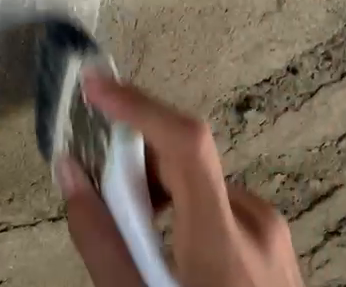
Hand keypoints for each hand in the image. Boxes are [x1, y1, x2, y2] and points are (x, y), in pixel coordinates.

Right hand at [58, 74, 303, 286]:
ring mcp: (274, 240)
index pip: (184, 141)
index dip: (137, 103)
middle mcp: (258, 226)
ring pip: (198, 186)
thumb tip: (67, 169)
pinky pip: (218, 209)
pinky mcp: (278, 253)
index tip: (92, 86)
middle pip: (184, 163)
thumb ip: (97, 237)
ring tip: (136, 246)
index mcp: (224, 240)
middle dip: (133, 168)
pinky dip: (181, 214)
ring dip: (157, 196)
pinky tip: (168, 259)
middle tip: (101, 201)